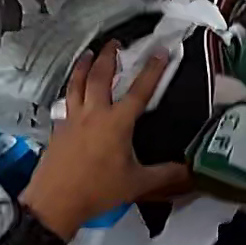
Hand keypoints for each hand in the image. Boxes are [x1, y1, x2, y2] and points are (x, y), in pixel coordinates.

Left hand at [22, 41, 191, 238]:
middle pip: (100, 77)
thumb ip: (165, 174)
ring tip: (88, 54)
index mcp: (117, 123)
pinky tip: (72, 90)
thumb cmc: (98, 190)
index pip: (139, 91)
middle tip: (114, 43)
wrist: (56, 201)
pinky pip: (66, 101)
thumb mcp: (137, 183)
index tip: (160, 53)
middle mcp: (94, 114)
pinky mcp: (59, 129)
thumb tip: (189, 170)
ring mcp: (72, 119)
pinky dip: (71, 89)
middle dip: (109, 57)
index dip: (152, 70)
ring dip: (83, 66)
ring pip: (77, 84)